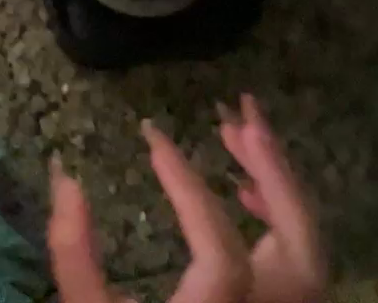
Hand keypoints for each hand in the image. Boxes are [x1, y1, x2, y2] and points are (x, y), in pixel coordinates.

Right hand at [47, 94, 325, 302]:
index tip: (149, 134)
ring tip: (240, 130)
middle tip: (238, 113)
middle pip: (302, 250)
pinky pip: (300, 263)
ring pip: (312, 252)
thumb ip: (74, 256)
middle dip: (275, 174)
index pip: (220, 251)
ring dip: (280, 184)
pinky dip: (279, 215)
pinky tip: (243, 189)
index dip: (187, 186)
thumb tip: (65, 176)